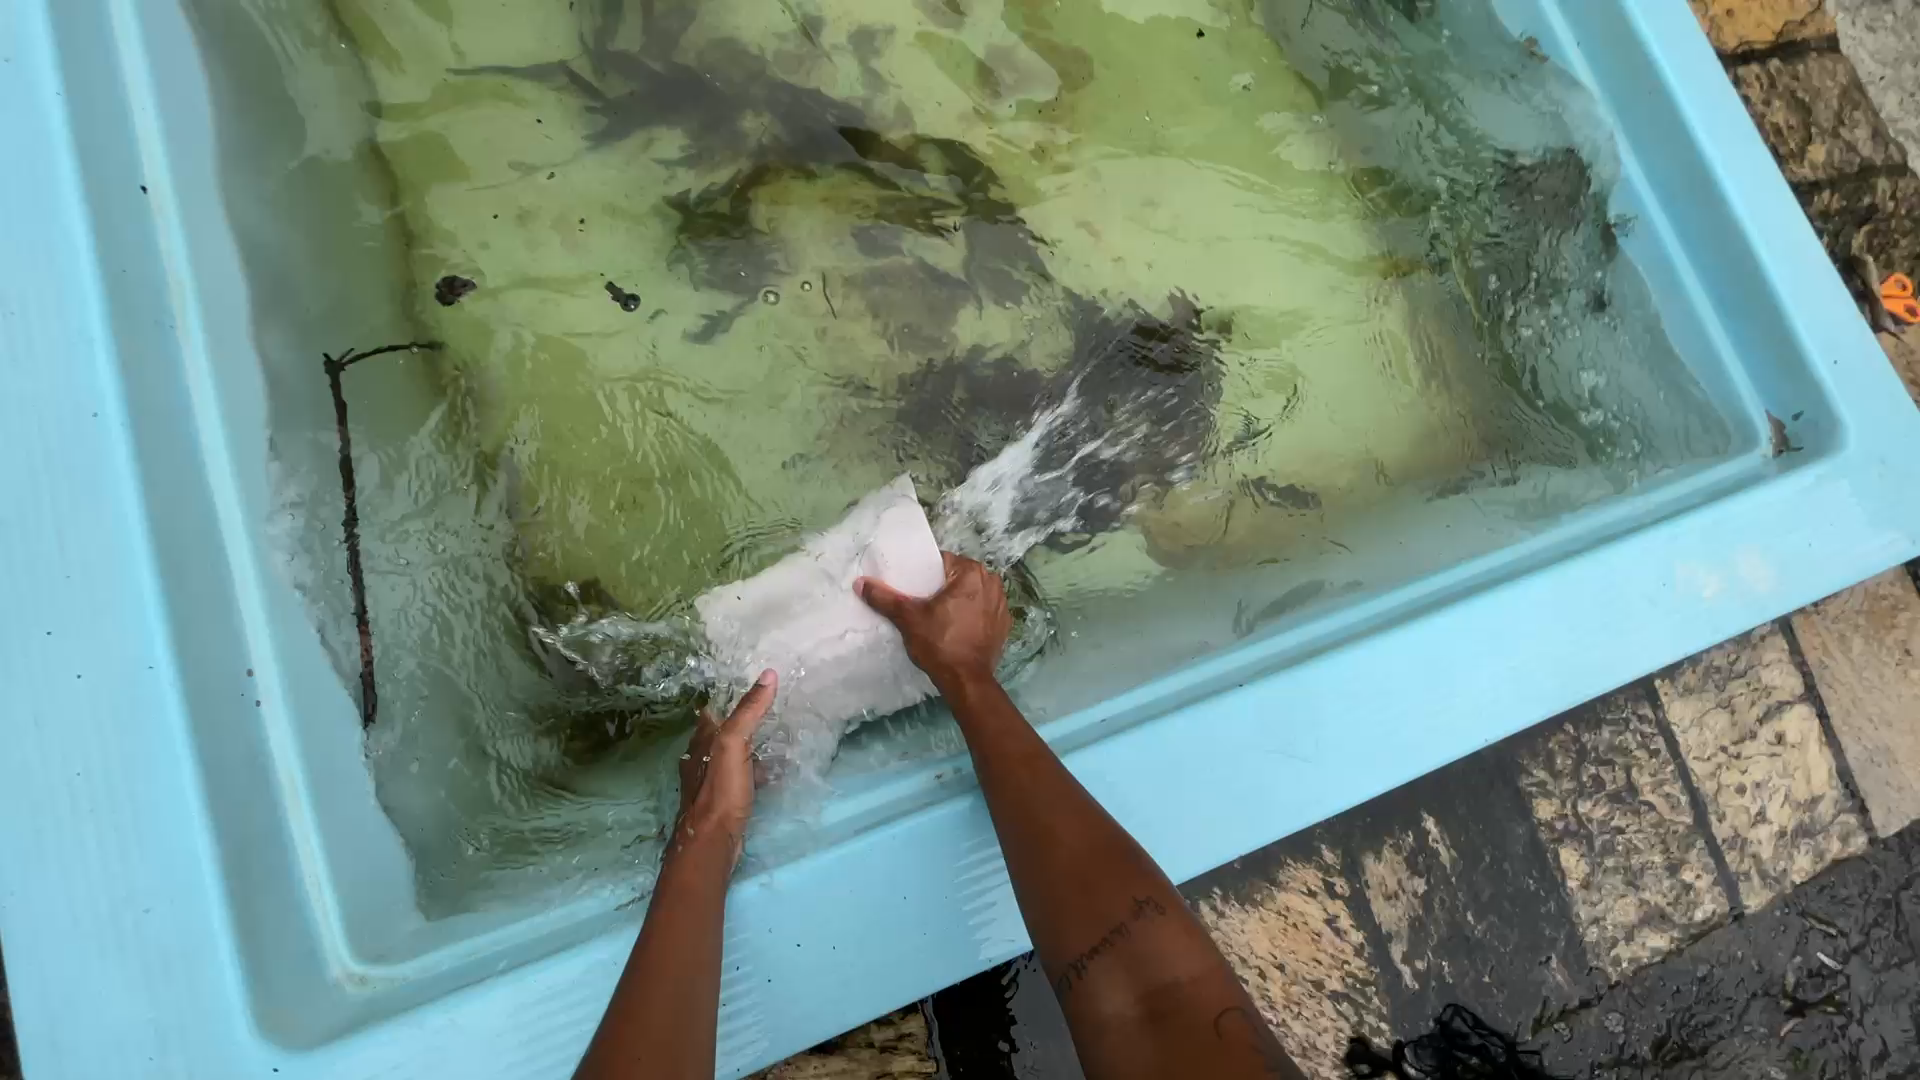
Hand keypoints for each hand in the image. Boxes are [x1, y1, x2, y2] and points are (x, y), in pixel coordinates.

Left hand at [674, 669, 775, 867]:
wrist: (712, 842)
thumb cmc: (720, 790)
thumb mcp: (734, 743)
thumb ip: (749, 710)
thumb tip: (769, 674)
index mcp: (701, 740)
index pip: (713, 710)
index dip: (730, 697)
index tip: (756, 688)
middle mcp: (700, 757)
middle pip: (722, 731)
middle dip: (742, 721)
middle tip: (771, 711)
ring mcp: (710, 780)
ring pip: (731, 754)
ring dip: (749, 746)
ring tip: (776, 739)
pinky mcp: (723, 799)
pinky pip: (741, 776)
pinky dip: (755, 770)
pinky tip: (772, 772)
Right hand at [856, 552, 1010, 691]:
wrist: (966, 680)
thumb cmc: (939, 643)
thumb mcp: (908, 618)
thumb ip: (885, 598)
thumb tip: (861, 583)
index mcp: (971, 573)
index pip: (943, 561)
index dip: (926, 572)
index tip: (915, 587)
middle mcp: (992, 582)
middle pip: (959, 576)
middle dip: (943, 586)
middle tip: (923, 602)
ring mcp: (1001, 603)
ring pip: (973, 593)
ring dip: (960, 599)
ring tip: (940, 615)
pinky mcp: (1004, 623)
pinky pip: (984, 609)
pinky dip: (973, 614)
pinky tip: (959, 627)